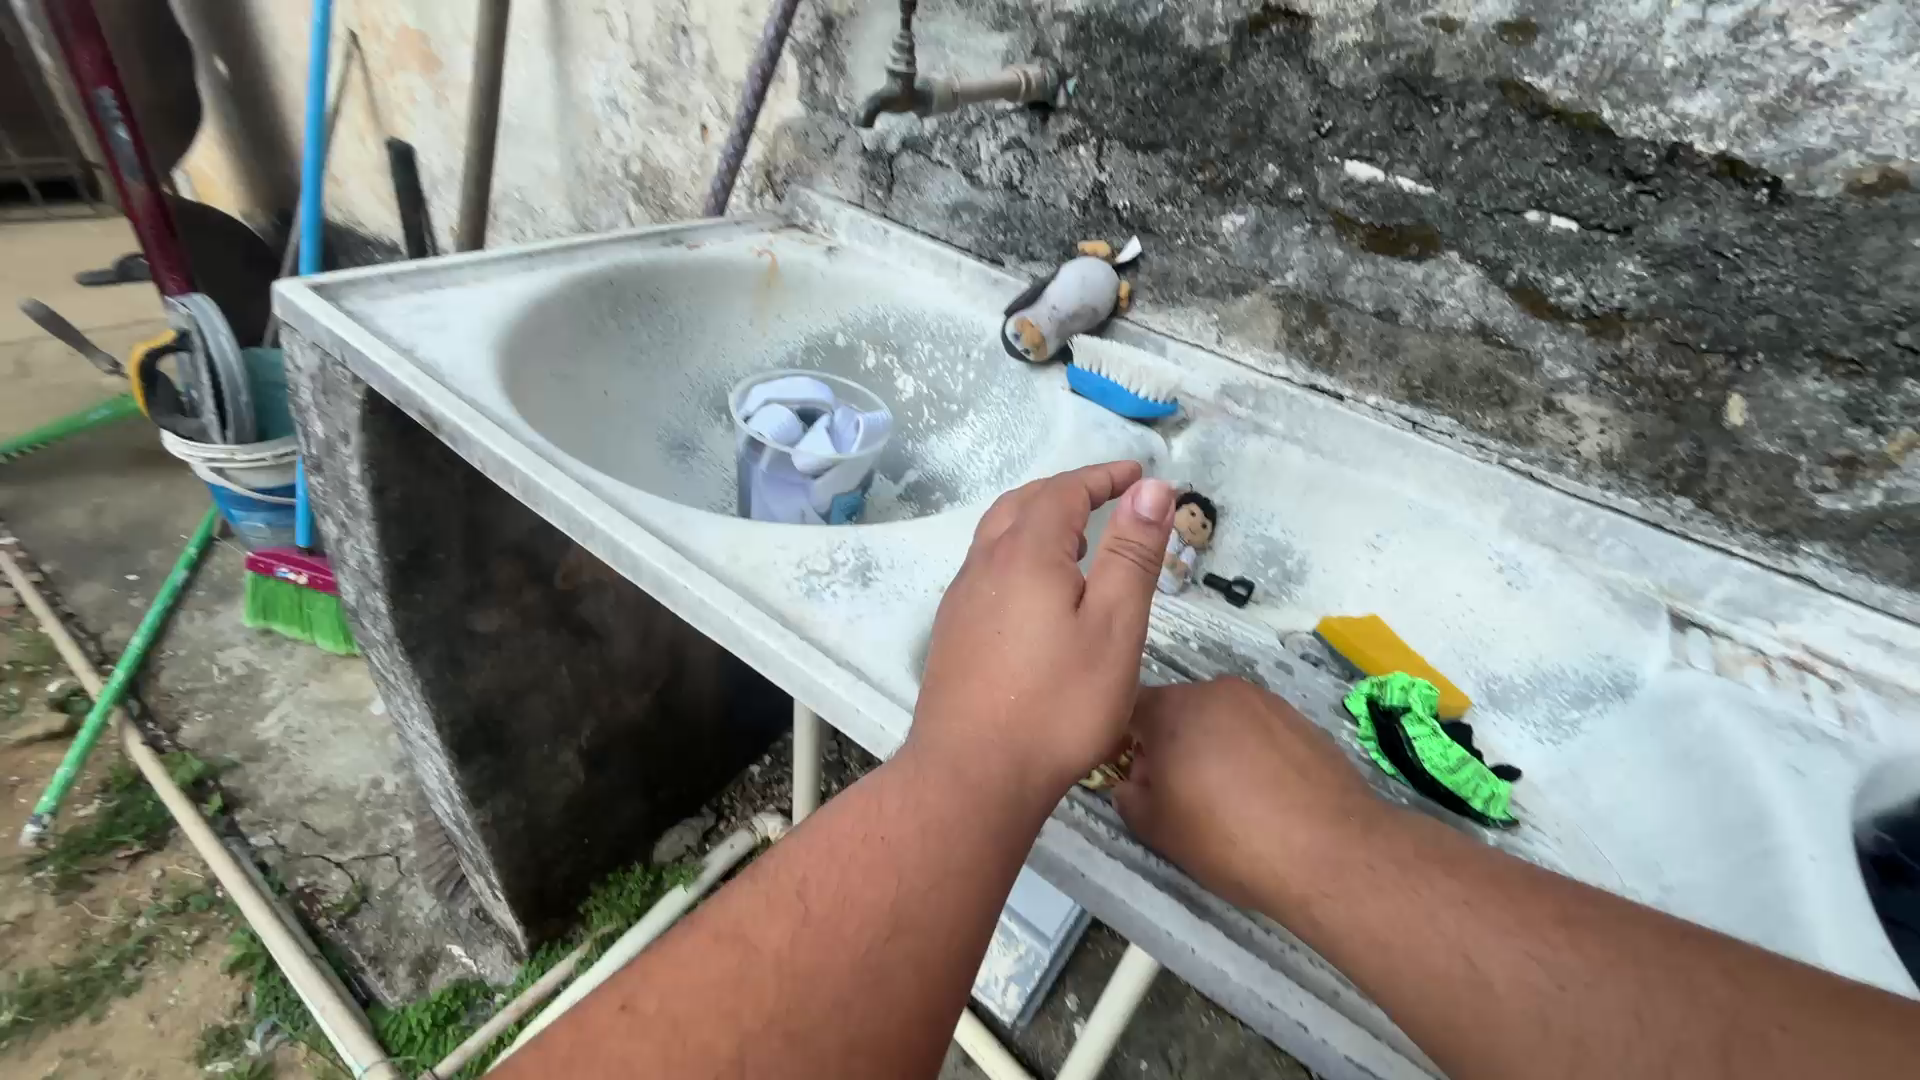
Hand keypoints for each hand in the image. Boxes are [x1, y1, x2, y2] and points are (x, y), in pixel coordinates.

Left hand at [906, 462, 1174, 799]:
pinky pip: (986, 566)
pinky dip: (1016, 549)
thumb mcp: (1114, 625)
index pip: (1065, 490)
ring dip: (1037, 516)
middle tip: (1108, 496)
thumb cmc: (1057, 702)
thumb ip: (1131, 553)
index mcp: (1026, 551)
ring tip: (1074, 533)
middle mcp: (985, 563)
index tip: (1137, 474)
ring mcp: (962, 597)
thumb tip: (1151, 488)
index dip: (1103, 476)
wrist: (973, 772)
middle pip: (1024, 502)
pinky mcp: (952, 629)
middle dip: (1068, 489)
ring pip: (997, 533)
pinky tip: (1034, 586)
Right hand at [1113, 678, 1381, 907]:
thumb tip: (1130, 785)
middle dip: (1172, 743)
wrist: (1331, 851)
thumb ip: (1129, 799)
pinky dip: (1252, 751)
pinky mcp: (1299, 718)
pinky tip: (1266, 792)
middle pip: (1178, 709)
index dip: (1128, 743)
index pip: (1131, 709)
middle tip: (1183, 791)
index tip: (1140, 778)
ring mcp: (1262, 700)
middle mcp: (1215, 691)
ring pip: (1220, 717)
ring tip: (1231, 794)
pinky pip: (1257, 728)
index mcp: (1173, 709)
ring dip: (1213, 745)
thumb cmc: (1228, 837)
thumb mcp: (1159, 830)